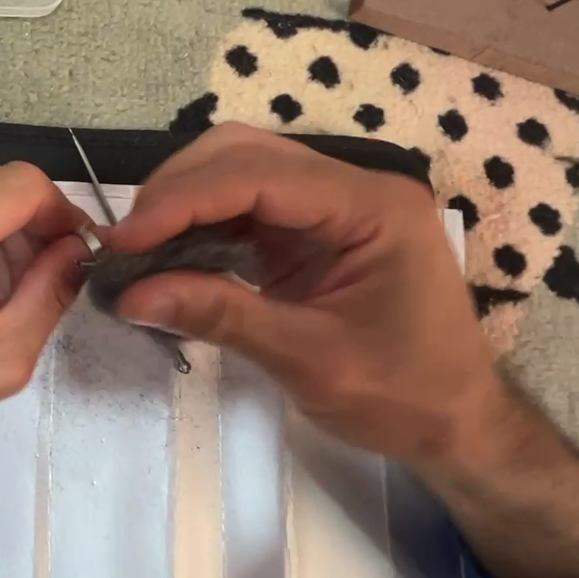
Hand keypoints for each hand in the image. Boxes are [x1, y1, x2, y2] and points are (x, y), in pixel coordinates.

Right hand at [108, 124, 506, 466]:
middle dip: (174, 192)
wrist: (457, 423)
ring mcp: (329, 205)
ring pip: (234, 171)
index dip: (181, 202)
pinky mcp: (309, 228)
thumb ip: (220, 316)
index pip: (257, 177)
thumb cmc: (403, 396)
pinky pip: (239, 207)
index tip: (121, 241)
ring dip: (179, 204)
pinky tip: (167, 255)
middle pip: (241, 154)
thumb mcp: (309, 360)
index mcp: (370, 207)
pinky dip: (196, 226)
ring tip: (136, 250)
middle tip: (124, 245)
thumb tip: (128, 296)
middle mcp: (350, 188)